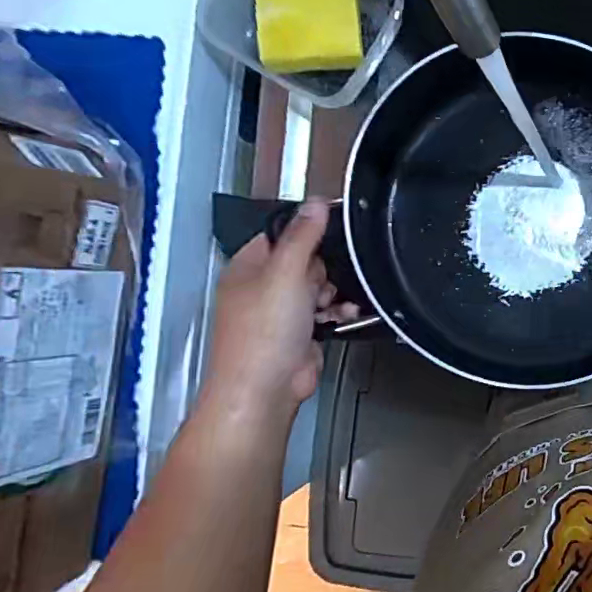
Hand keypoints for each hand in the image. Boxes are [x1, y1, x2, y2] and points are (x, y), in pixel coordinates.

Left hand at [205, 198, 334, 415]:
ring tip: (336, 304)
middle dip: (325, 270)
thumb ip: (303, 237)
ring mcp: (280, 312)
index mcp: (248, 267)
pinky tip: (344, 317)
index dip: (307, 235)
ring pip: (318, 288)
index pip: (280, 235)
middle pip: (305, 262)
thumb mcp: (285, 274)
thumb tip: (316, 203)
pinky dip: (336, 313)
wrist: (265, 388)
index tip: (331, 240)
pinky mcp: (299, 333)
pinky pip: (324, 312)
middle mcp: (261, 287)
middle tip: (324, 283)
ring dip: (334, 294)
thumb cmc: (263, 333)